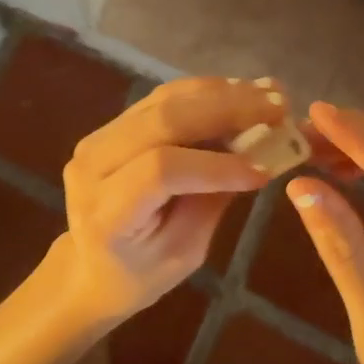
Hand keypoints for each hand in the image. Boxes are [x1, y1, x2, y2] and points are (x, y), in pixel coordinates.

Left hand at [53, 77, 281, 324]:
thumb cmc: (137, 272)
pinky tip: (238, 91)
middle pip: (161, 121)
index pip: (160, 171)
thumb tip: (258, 158)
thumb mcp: (181, 254)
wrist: (85, 264)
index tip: (264, 168)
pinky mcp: (110, 125)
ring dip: (219, 93)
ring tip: (268, 93)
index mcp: (106, 213)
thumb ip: (212, 203)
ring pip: (162, 102)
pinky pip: (158, 100)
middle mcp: (93, 165)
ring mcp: (97, 138)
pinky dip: (202, 92)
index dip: (215, 164)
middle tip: (278, 109)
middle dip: (225, 110)